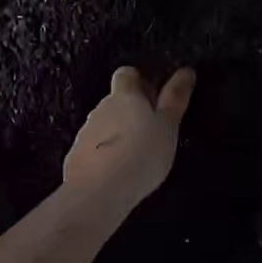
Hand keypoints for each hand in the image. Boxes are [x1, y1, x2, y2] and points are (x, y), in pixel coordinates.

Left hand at [63, 66, 195, 212]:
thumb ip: (175, 98)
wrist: (98, 191)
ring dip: (117, 135)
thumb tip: (186, 71)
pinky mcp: (75, 157)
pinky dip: (103, 156)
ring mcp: (85, 133)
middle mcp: (101, 109)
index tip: (151, 94)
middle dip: (129, 112)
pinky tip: (115, 174)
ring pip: (103, 126)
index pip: (126, 74)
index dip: (137, 80)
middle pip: (114, 102)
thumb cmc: (141, 154)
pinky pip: (92, 150)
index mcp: (125, 97)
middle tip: (150, 131)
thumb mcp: (168, 127)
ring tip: (134, 156)